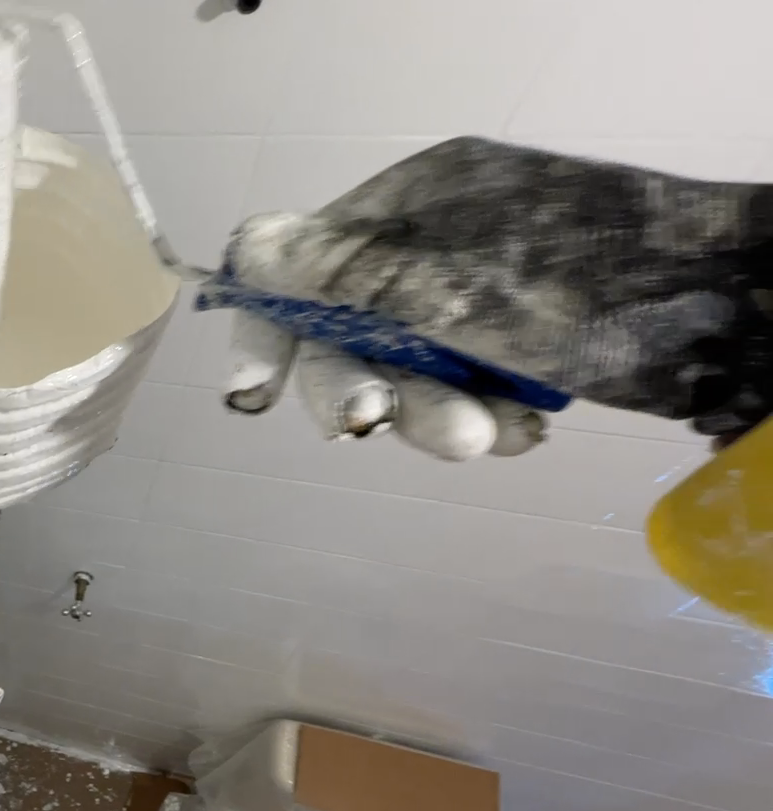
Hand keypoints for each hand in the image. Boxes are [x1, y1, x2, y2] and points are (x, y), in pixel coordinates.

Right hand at [216, 136, 772, 451]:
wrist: (756, 309)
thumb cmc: (594, 280)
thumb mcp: (453, 279)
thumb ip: (344, 270)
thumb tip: (248, 248)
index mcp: (404, 212)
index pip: (293, 271)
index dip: (264, 334)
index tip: (255, 394)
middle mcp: (420, 254)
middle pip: (338, 335)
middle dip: (354, 389)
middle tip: (364, 427)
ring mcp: (463, 302)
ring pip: (396, 376)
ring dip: (422, 416)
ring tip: (477, 438)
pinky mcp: (503, 346)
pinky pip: (452, 392)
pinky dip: (476, 417)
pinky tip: (517, 430)